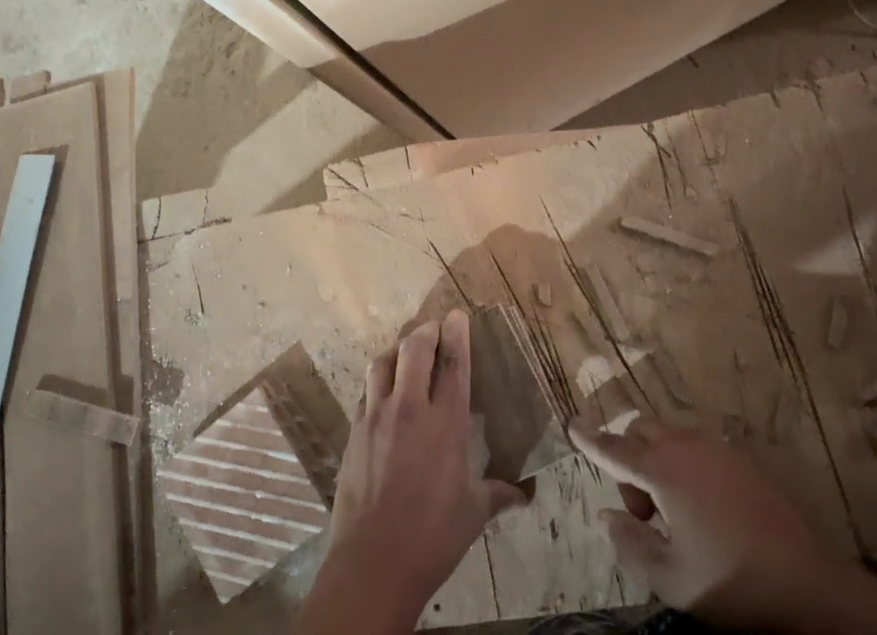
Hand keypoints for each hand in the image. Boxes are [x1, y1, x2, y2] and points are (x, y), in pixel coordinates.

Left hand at [293, 310, 527, 634]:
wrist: (373, 561)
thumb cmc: (433, 536)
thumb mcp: (473, 513)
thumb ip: (498, 494)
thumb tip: (523, 495)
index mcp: (446, 424)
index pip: (454, 365)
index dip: (457, 336)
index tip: (457, 315)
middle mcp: (410, 411)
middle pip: (414, 352)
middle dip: (425, 332)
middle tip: (433, 328)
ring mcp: (376, 419)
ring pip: (381, 365)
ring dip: (395, 352)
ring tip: (404, 353)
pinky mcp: (353, 434)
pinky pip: (365, 394)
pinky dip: (376, 384)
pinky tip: (382, 394)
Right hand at [571, 415, 876, 634]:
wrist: (808, 584)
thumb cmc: (731, 582)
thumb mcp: (669, 578)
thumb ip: (629, 543)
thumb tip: (608, 515)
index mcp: (666, 473)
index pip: (615, 449)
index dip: (590, 439)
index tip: (571, 423)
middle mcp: (689, 448)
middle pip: (641, 432)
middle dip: (629, 461)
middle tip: (643, 514)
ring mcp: (719, 449)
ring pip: (669, 434)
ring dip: (656, 461)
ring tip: (672, 513)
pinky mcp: (742, 460)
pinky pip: (695, 444)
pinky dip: (682, 462)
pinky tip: (699, 507)